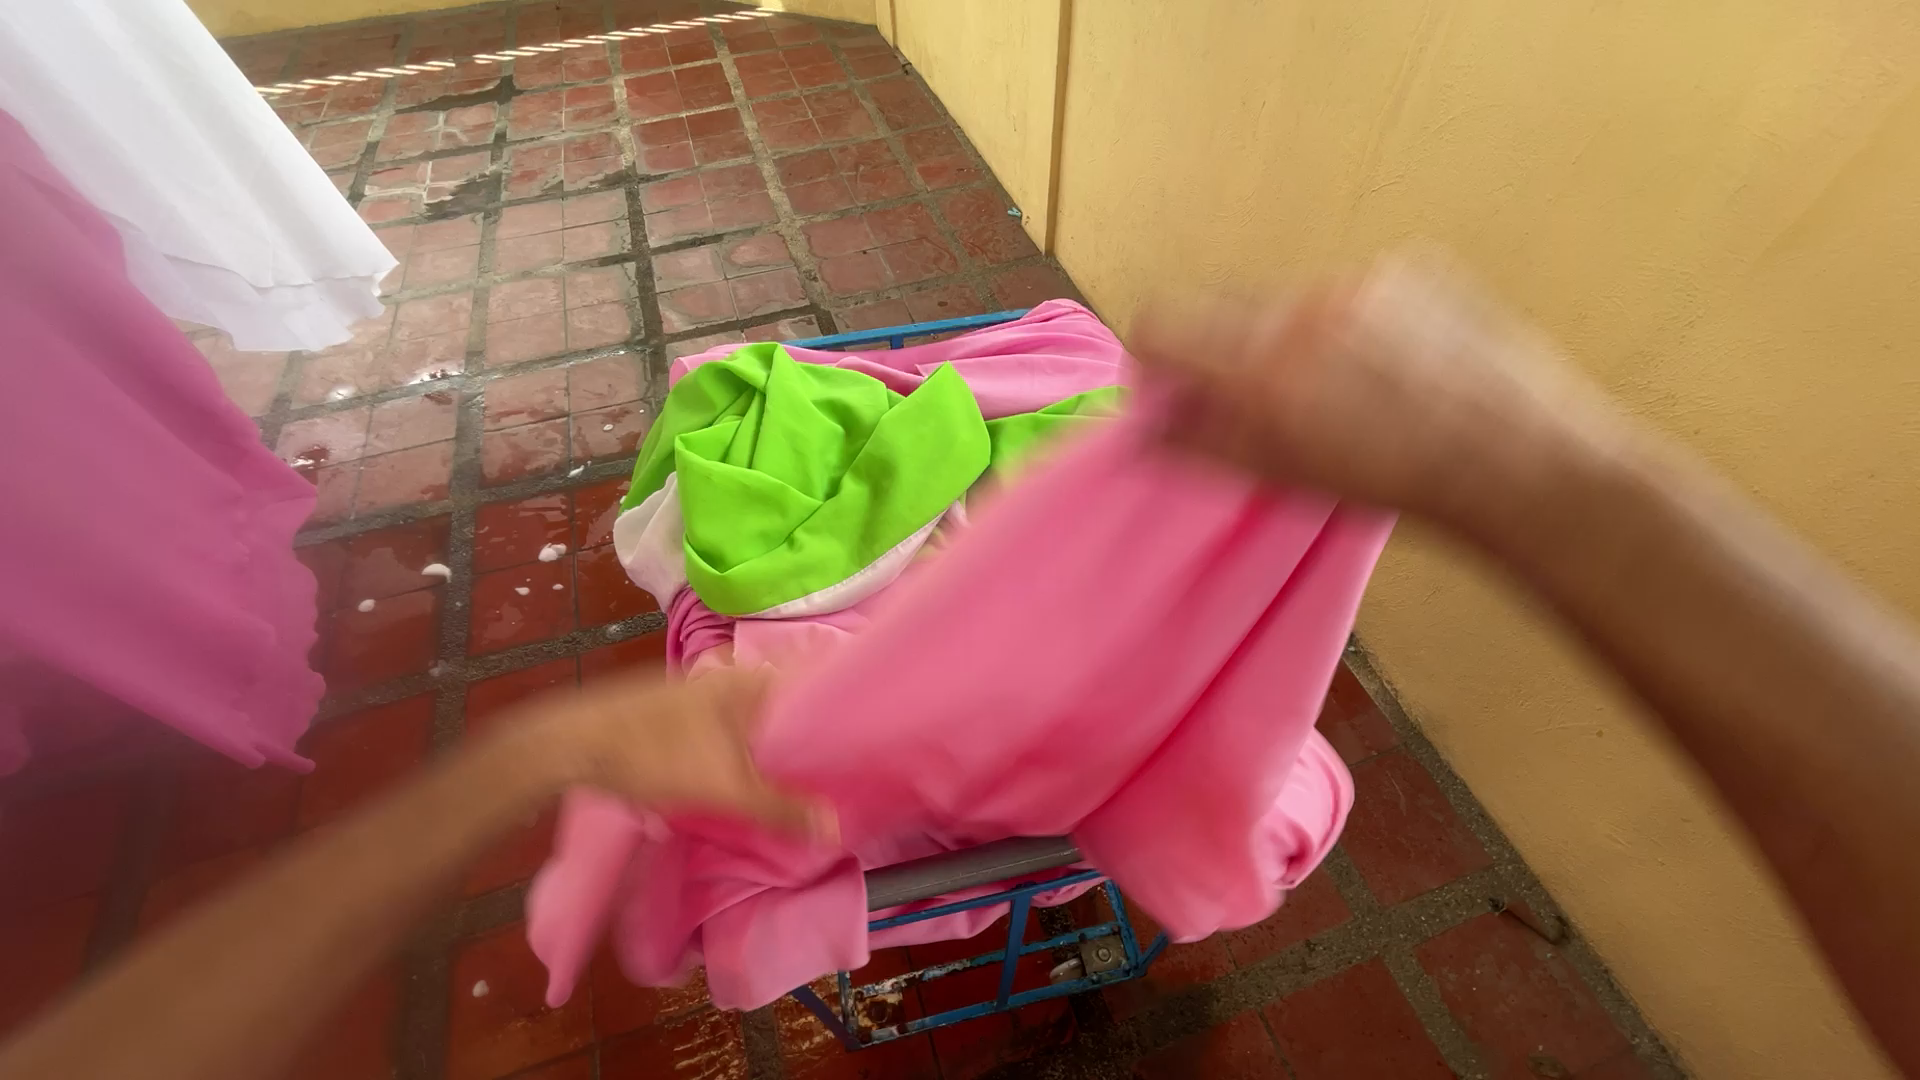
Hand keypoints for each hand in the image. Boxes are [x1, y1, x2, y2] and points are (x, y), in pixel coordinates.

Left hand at [542, 668, 831, 838]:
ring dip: (780, 736)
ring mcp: (705, 689)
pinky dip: (752, 739)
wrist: (571, 744)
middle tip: (841, 756)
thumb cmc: (654, 755)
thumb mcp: (723, 787)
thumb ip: (779, 806)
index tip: (868, 722)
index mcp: (752, 680)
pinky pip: (736, 719)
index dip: (842, 696)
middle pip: (790, 696)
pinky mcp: (684, 707)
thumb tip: (834, 827)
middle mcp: (733, 675)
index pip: (814, 673)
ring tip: (806, 768)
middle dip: (812, 725)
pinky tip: (753, 768)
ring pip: (760, 710)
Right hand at [1130, 254, 1625, 533]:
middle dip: (1217, 350)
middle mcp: (1301, 304)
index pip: (1160, 323)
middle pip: (1216, 305)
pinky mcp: (1410, 265)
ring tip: (1333, 388)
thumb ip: (1196, 442)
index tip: (1165, 387)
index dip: (1150, 356)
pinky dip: (1340, 324)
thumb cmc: (1390, 482)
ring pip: (1281, 300)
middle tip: (1248, 397)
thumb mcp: (1278, 475)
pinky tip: (1381, 366)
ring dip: (1282, 339)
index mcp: (1261, 362)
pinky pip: (1342, 289)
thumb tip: (1141, 426)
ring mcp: (1359, 277)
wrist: (1519, 459)